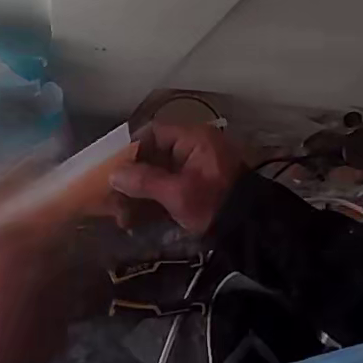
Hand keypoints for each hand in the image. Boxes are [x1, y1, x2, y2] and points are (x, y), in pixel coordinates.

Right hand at [109, 122, 245, 234]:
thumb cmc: (213, 204)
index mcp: (193, 139)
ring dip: (137, 194)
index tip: (112, 168)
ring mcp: (195, 169)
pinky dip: (150, 202)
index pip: (153, 132)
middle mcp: (193, 149)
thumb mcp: (177, 193)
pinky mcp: (195, 189)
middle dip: (130, 178)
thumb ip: (143, 181)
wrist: (250, 229)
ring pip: (156, 175)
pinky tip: (134, 220)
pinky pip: (166, 189)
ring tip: (121, 217)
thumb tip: (113, 175)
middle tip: (112, 198)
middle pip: (152, 156)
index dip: (130, 148)